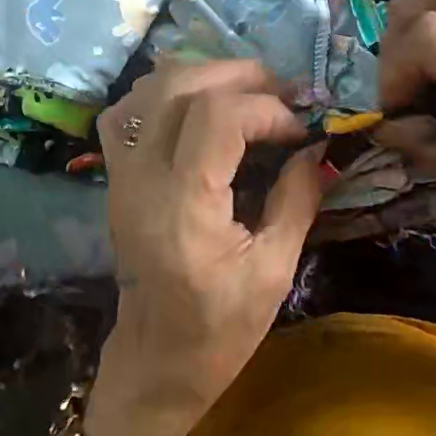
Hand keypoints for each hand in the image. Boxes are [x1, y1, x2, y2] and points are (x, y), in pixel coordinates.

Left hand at [86, 60, 325, 435]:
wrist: (155, 360)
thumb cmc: (220, 329)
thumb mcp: (275, 271)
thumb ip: (297, 198)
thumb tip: (319, 145)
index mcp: (185, 207)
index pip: (217, 116)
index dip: (267, 108)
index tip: (300, 129)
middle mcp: (143, 178)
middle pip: (180, 85)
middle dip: (240, 75)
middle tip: (283, 94)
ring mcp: (121, 173)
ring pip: (150, 87)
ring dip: (204, 74)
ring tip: (246, 93)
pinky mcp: (115, 176)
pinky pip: (126, 110)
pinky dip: (163, 92)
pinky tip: (197, 106)